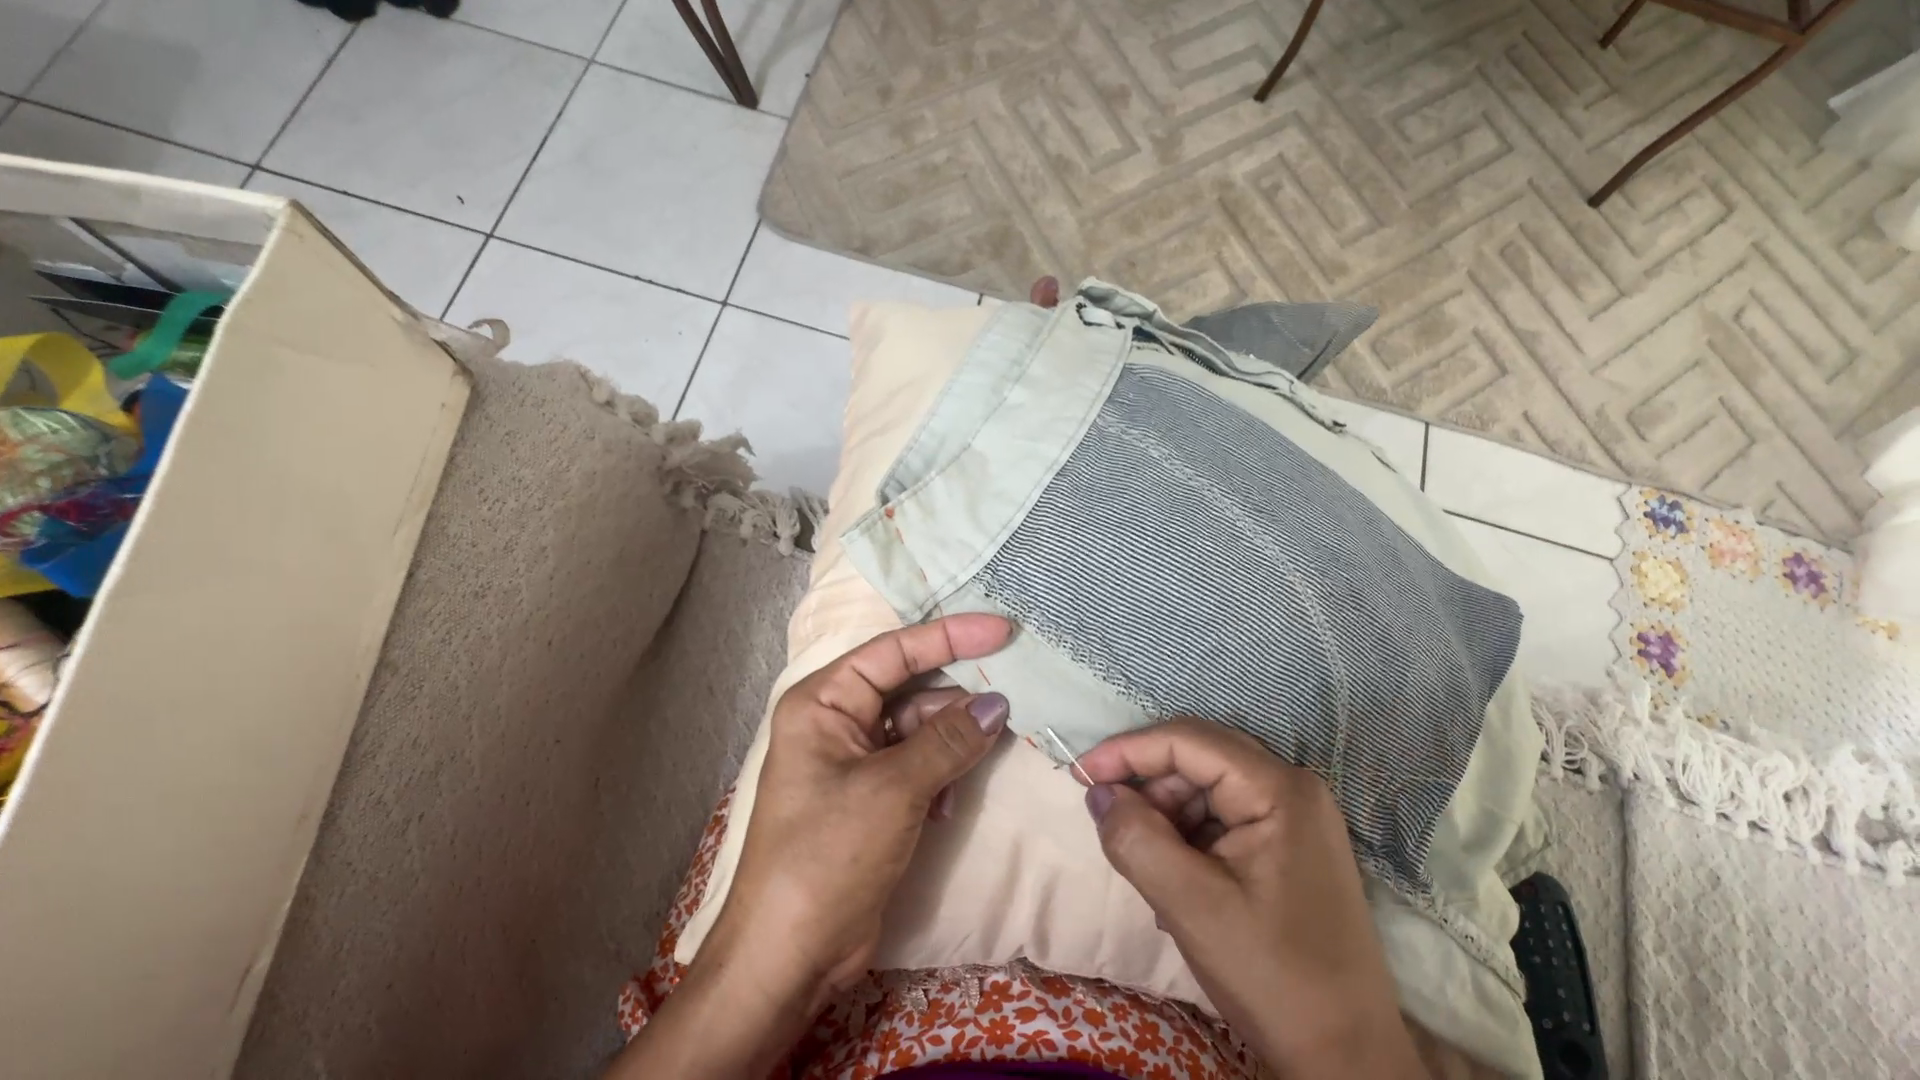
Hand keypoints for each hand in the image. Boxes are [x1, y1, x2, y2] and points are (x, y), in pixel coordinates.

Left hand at [719, 616, 1011, 996]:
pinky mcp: (872, 800)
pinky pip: (919, 767)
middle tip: (1012, 701)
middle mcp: (836, 723)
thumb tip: (997, 703)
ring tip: (983, 760)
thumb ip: (948, 740)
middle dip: (957, 699)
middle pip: (910, 689)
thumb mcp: (893, 790)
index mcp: (823, 702)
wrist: (789, 952)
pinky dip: (941, 778)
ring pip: (920, 730)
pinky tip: (948, 806)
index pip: (893, 651)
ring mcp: (854, 763)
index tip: (1004, 631)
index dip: (949, 637)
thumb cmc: (827, 855)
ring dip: (952, 745)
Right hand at [1078, 718, 1424, 1079]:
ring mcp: (1297, 818)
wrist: (1346, 1055)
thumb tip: (1099, 793)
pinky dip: (1190, 838)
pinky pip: (1226, 819)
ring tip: (1146, 867)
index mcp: (1279, 790)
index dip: (1127, 751)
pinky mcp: (1292, 847)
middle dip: (1147, 784)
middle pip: (1200, 758)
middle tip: (1108, 822)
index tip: (1079, 777)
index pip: (1188, 741)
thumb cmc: (1272, 975)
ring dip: (1167, 816)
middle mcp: (1293, 789)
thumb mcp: (1190, 906)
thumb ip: (1136, 839)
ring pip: (1209, 789)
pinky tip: (1176, 882)